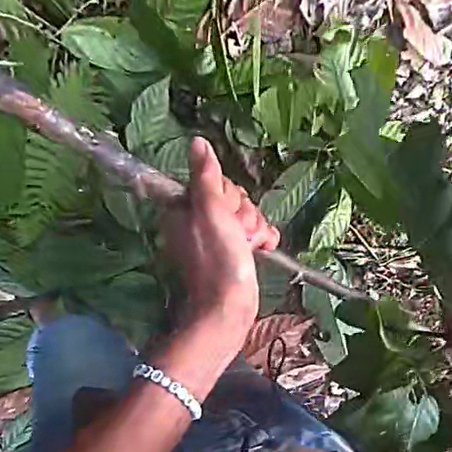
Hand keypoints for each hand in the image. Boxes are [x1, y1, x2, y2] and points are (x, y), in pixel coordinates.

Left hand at [163, 137, 279, 341]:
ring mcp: (219, 238)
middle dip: (245, 214)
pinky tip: (265, 248)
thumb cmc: (217, 261)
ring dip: (256, 228)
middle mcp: (200, 221)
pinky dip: (264, 239)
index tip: (227, 213)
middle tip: (239, 234)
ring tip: (249, 246)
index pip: (216, 182)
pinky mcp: (236, 252)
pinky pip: (257, 232)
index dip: (229, 196)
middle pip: (235, 198)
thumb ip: (205, 177)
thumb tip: (198, 142)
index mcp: (186, 208)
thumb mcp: (210, 212)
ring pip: (248, 215)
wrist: (229, 308)